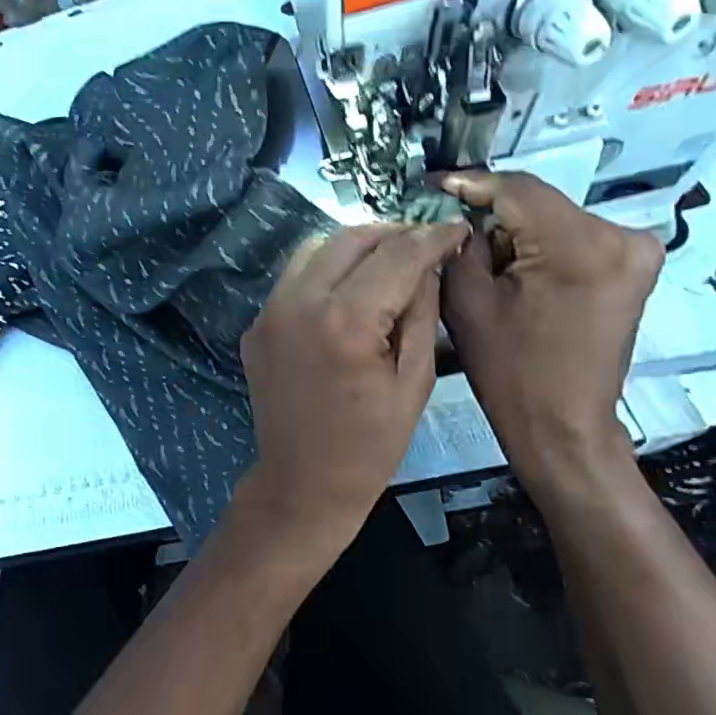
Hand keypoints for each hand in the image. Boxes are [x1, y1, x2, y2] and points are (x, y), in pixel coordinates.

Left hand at [240, 221, 469, 537]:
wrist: (303, 486)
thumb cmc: (370, 446)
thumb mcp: (414, 382)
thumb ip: (423, 314)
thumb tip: (431, 264)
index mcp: (345, 321)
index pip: (397, 255)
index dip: (433, 237)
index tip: (458, 228)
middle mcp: (299, 302)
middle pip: (353, 238)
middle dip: (395, 233)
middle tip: (427, 244)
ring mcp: (270, 312)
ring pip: (318, 248)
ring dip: (359, 246)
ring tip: (392, 261)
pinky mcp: (258, 325)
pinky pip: (297, 277)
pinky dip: (329, 270)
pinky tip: (352, 290)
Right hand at [439, 171, 664, 486]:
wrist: (565, 428)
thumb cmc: (513, 375)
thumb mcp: (468, 305)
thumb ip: (460, 246)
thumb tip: (462, 215)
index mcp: (580, 244)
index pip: (517, 188)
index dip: (473, 184)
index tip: (438, 185)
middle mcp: (622, 235)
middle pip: (540, 206)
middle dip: (498, 219)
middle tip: (460, 239)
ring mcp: (639, 251)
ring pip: (559, 222)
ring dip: (524, 237)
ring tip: (493, 269)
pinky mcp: (639, 267)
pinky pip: (580, 241)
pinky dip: (549, 251)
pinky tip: (526, 278)